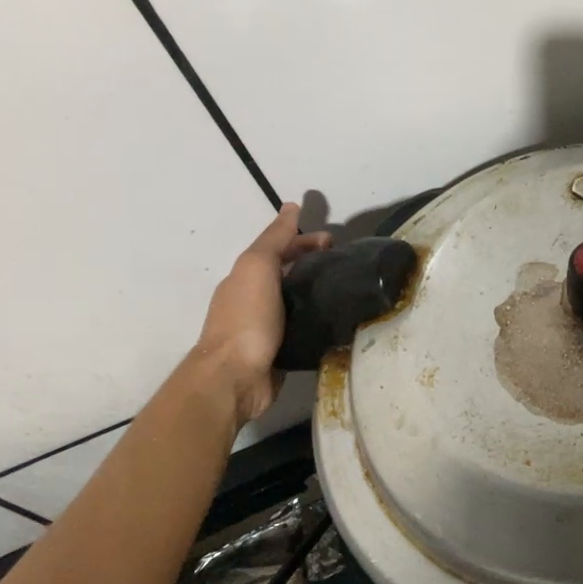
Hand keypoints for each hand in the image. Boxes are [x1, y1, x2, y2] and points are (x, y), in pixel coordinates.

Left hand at [191, 203, 331, 425]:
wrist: (235, 377)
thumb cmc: (246, 318)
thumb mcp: (257, 267)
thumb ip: (274, 238)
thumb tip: (291, 206)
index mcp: (246, 277)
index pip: (278, 249)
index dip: (304, 240)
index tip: (334, 241)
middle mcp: (254, 299)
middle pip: (287, 273)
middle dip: (313, 263)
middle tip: (343, 264)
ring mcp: (266, 327)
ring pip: (296, 300)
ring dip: (318, 291)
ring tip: (347, 290)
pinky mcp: (281, 351)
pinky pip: (302, 327)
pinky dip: (318, 318)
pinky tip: (337, 319)